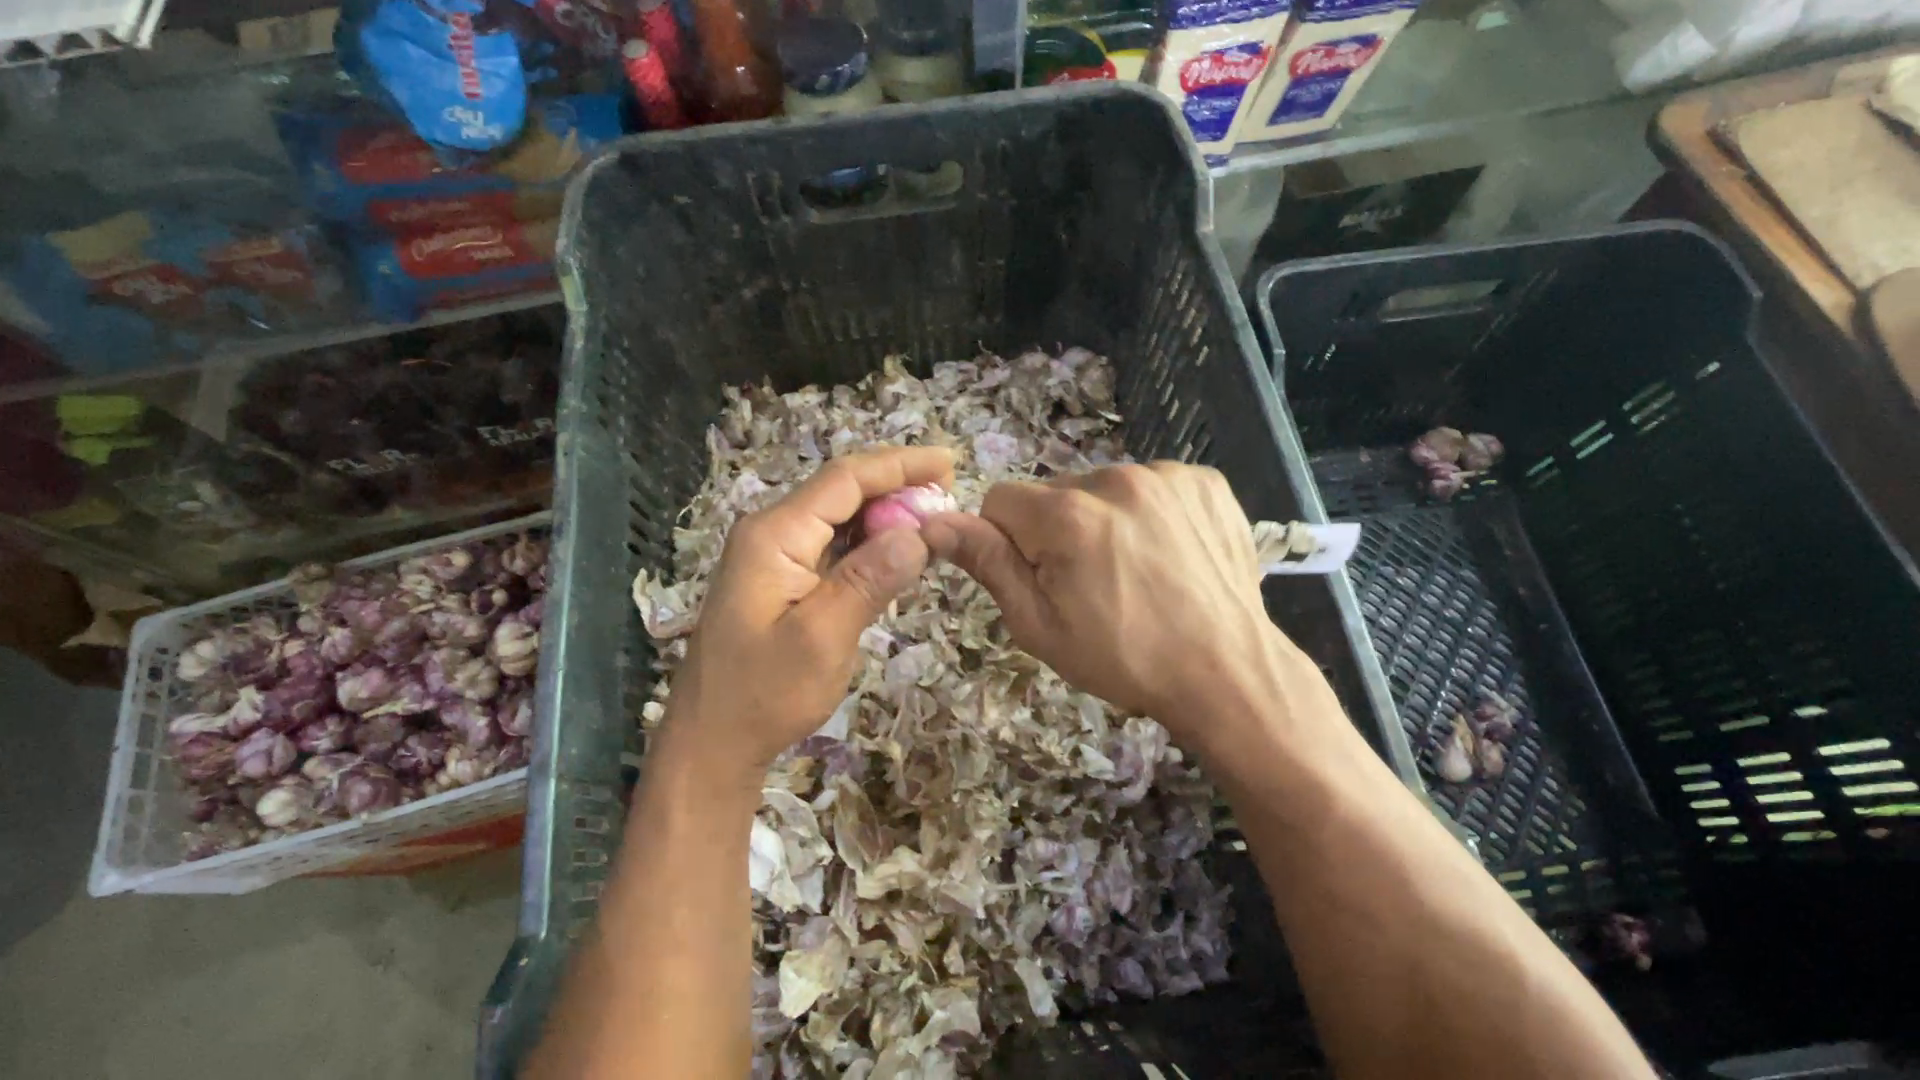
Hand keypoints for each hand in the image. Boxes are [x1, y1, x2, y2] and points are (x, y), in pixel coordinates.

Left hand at [662, 447, 955, 775]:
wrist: (711, 741)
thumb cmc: (764, 694)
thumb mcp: (823, 638)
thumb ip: (869, 581)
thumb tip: (917, 533)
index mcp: (775, 536)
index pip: (845, 479)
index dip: (899, 465)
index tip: (949, 464)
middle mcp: (771, 534)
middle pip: (841, 492)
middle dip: (896, 488)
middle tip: (949, 499)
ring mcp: (772, 557)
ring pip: (838, 519)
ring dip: (884, 516)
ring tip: (933, 522)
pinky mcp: (779, 581)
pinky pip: (830, 547)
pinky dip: (867, 545)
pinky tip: (896, 554)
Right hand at [921, 463, 1290, 746]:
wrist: (1226, 673)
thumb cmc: (1124, 659)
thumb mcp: (1040, 625)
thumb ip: (988, 563)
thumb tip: (933, 523)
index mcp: (1066, 515)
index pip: (1000, 501)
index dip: (1009, 543)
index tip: (1041, 580)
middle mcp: (1115, 479)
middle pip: (1055, 493)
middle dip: (1058, 529)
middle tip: (1092, 584)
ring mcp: (1167, 476)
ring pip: (1104, 488)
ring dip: (1105, 519)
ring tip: (1136, 572)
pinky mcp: (1206, 482)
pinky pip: (1154, 486)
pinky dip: (1152, 514)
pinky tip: (1169, 556)